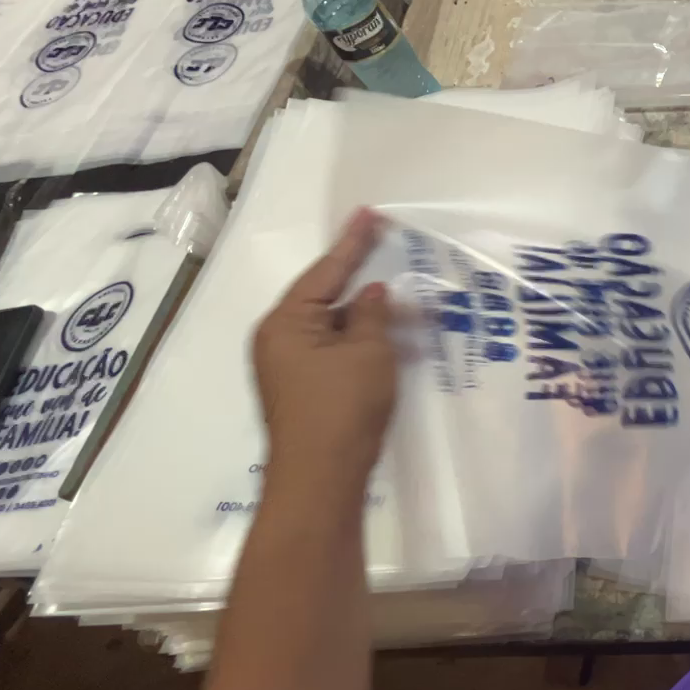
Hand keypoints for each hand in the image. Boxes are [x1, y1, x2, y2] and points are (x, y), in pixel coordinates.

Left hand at [251, 208, 395, 489]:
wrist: (323, 476)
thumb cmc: (343, 406)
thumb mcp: (368, 351)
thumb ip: (371, 314)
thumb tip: (372, 292)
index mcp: (285, 324)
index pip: (326, 272)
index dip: (352, 242)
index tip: (369, 213)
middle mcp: (281, 339)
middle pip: (327, 297)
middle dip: (362, 278)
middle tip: (388, 244)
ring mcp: (293, 366)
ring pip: (337, 325)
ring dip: (370, 314)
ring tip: (408, 301)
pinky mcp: (309, 386)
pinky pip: (339, 348)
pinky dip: (365, 338)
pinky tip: (395, 336)